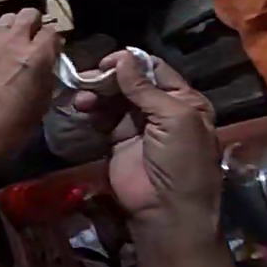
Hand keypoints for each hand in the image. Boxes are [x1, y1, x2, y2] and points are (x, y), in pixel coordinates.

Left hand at [0, 8, 60, 160]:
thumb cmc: (12, 125)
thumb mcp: (43, 102)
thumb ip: (49, 75)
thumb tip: (50, 65)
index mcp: (37, 55)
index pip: (53, 31)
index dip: (55, 40)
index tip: (55, 51)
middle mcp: (15, 41)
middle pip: (29, 14)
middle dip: (35, 24)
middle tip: (36, 40)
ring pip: (8, 17)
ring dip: (15, 26)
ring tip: (17, 41)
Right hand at [72, 52, 220, 246]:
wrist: (165, 209)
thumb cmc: (181, 161)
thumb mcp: (174, 120)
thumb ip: (145, 88)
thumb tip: (122, 57)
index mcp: (184, 101)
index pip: (155, 69)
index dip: (132, 63)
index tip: (108, 62)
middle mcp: (161, 108)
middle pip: (130, 81)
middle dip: (109, 77)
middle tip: (89, 77)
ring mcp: (137, 123)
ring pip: (112, 96)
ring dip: (96, 92)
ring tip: (83, 97)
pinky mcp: (116, 137)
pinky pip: (101, 114)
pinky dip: (90, 108)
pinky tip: (82, 108)